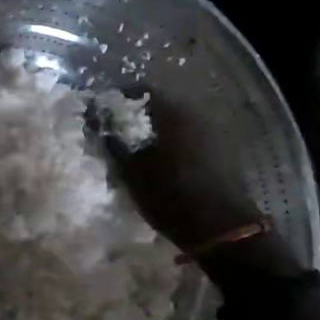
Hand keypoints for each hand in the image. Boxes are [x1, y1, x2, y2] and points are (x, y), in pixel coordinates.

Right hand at [105, 86, 317, 316]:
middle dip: (134, 115)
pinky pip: (187, 137)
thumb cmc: (171, 195)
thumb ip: (113, 144)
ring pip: (174, 122)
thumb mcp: (132, 171)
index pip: (141, 90)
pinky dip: (169, 142)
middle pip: (159, 104)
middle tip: (113, 131)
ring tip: (133, 149)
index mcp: (173, 113)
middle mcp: (195, 114)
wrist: (221, 229)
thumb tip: (98, 124)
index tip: (100, 112)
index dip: (117, 98)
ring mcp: (211, 132)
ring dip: (153, 130)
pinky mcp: (220, 151)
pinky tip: (157, 161)